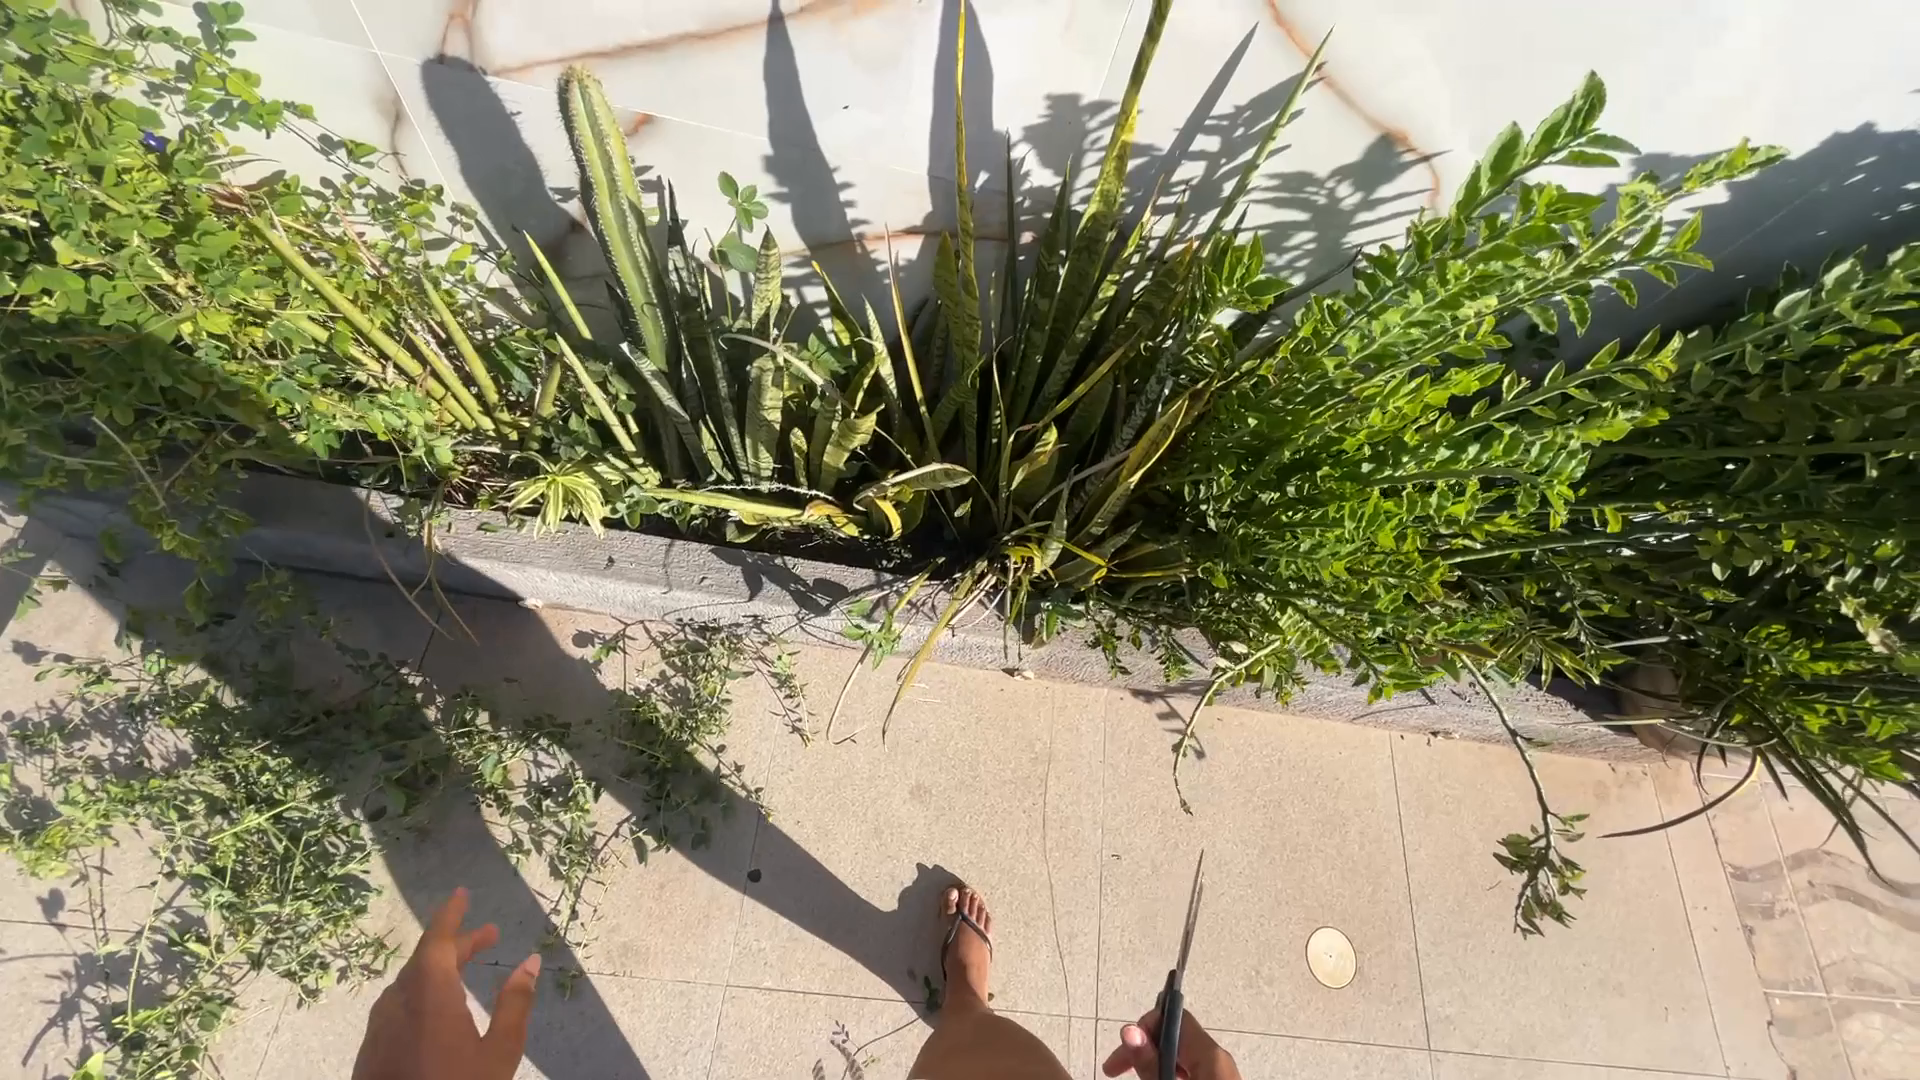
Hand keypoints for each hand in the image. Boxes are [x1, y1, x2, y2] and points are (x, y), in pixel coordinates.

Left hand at [352, 887, 540, 1079]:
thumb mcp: (500, 1052)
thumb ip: (515, 1002)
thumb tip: (530, 961)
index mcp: (430, 999)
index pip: (437, 943)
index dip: (450, 916)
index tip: (462, 893)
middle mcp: (398, 1008)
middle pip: (424, 962)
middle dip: (456, 944)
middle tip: (489, 936)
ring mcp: (379, 1035)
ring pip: (407, 985)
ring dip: (437, 969)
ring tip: (465, 969)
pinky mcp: (369, 1059)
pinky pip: (396, 1008)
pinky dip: (421, 993)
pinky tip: (437, 1009)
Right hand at [1101, 1006, 1240, 1079]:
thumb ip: (1150, 1065)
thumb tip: (1129, 1030)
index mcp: (1210, 1055)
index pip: (1174, 1017)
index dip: (1145, 1027)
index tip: (1124, 1052)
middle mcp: (1220, 1061)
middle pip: (1176, 1039)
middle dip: (1144, 1050)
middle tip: (1114, 1070)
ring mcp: (1224, 1077)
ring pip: (1183, 1060)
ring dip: (1156, 1066)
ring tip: (1137, 1079)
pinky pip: (1194, 1076)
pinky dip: (1172, 1078)